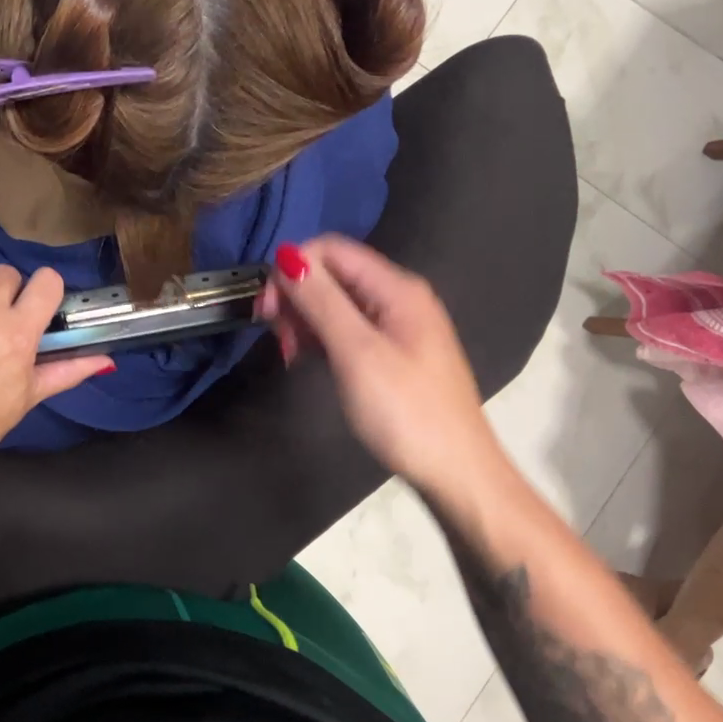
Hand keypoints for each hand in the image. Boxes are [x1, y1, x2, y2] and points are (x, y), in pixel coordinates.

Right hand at [257, 235, 503, 490]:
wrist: (455, 472)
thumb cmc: (405, 411)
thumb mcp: (357, 353)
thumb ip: (321, 301)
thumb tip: (286, 255)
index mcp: (396, 289)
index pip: (330, 249)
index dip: (292, 268)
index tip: (267, 308)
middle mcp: (397, 297)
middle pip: (330, 273)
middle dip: (294, 295)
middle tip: (275, 334)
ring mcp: (395, 325)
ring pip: (333, 300)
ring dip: (302, 318)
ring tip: (290, 353)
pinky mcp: (388, 350)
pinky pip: (344, 326)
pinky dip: (318, 336)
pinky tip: (306, 358)